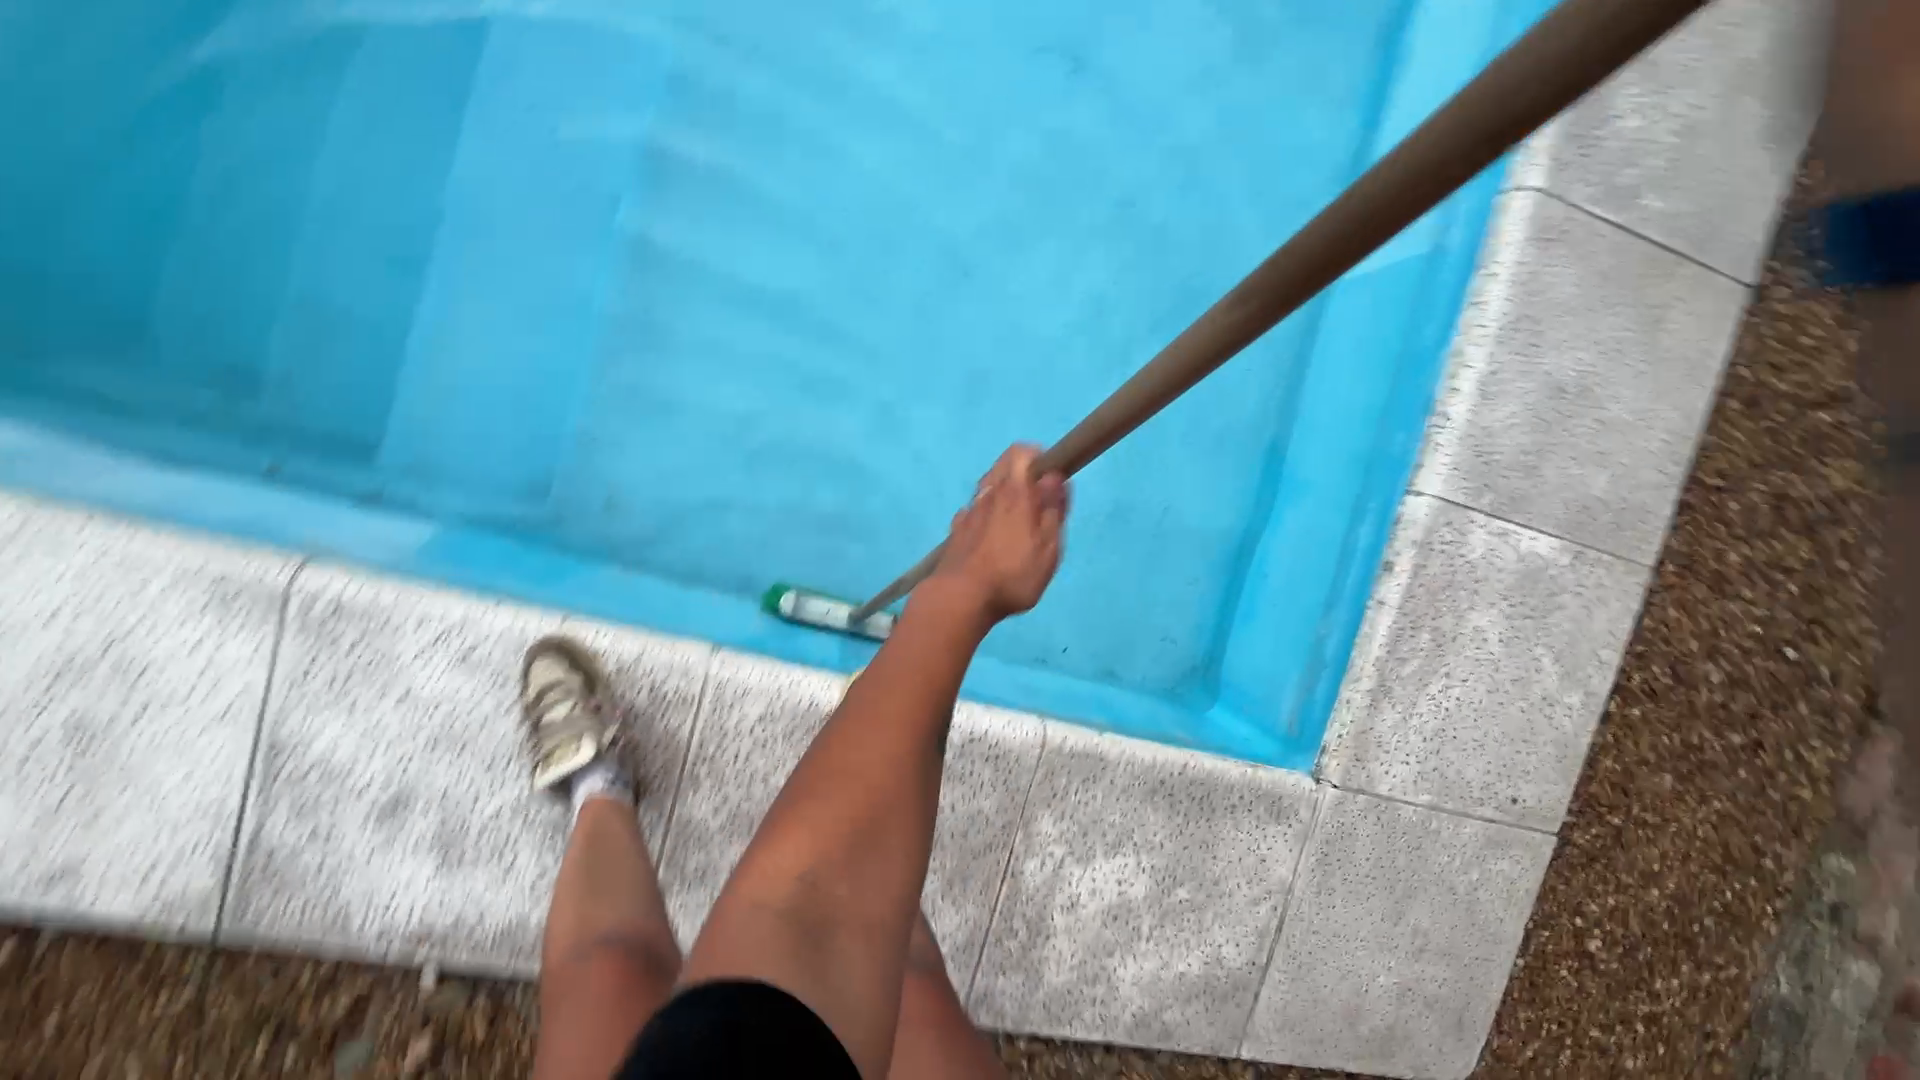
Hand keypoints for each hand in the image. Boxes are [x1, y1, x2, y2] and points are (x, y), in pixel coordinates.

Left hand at [926, 444, 1068, 623]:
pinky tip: (991, 538)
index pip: (1022, 452)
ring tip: (1016, 523)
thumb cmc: (1013, 574)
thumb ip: (1053, 509)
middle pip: (1002, 466)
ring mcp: (968, 511)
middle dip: (1021, 474)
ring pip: (987, 488)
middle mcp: (988, 494)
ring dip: (1003, 495)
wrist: (960, 598)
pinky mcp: (956, 531)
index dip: (1039, 458)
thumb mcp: (1048, 547)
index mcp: (1015, 491)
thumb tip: (1055, 477)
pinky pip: (974, 511)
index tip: (1051, 480)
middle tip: (1037, 503)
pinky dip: (985, 515)